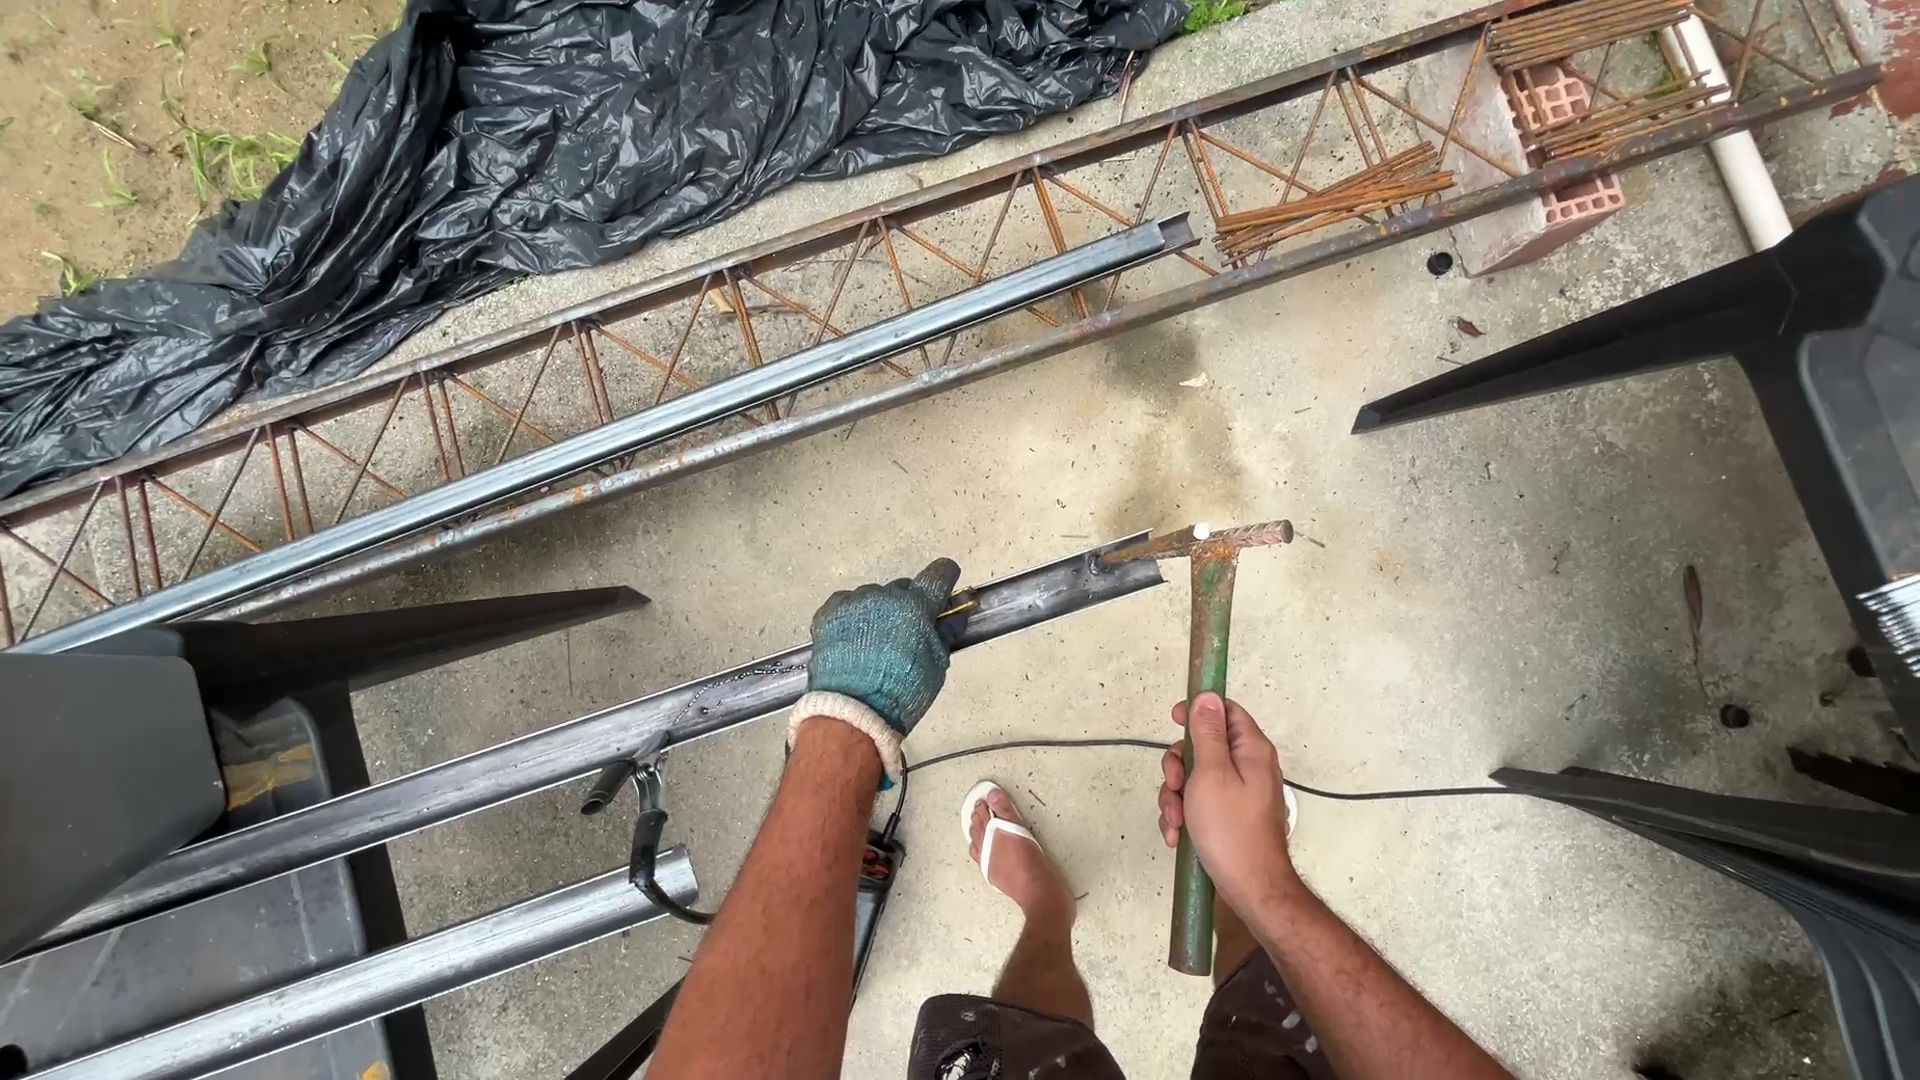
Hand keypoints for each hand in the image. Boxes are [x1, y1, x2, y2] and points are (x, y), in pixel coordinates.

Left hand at [805, 557, 961, 735]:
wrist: (852, 711)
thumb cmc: (902, 692)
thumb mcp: (935, 666)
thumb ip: (944, 634)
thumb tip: (954, 616)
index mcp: (916, 606)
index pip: (938, 575)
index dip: (945, 577)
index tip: (944, 584)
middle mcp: (885, 596)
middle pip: (902, 589)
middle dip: (907, 606)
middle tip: (904, 634)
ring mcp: (854, 603)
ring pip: (873, 597)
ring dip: (878, 612)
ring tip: (873, 643)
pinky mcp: (829, 613)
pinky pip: (846, 605)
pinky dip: (852, 617)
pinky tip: (852, 640)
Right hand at [1157, 692, 1300, 913]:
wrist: (1250, 889)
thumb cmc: (1230, 828)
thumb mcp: (1211, 773)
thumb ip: (1207, 733)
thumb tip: (1207, 696)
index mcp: (1251, 750)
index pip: (1225, 711)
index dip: (1199, 710)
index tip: (1173, 721)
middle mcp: (1247, 766)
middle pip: (1202, 745)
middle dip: (1178, 767)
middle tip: (1174, 787)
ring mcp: (1237, 793)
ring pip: (1193, 777)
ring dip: (1175, 797)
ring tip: (1175, 821)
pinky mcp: (1227, 816)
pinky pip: (1197, 802)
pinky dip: (1183, 815)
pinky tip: (1177, 836)